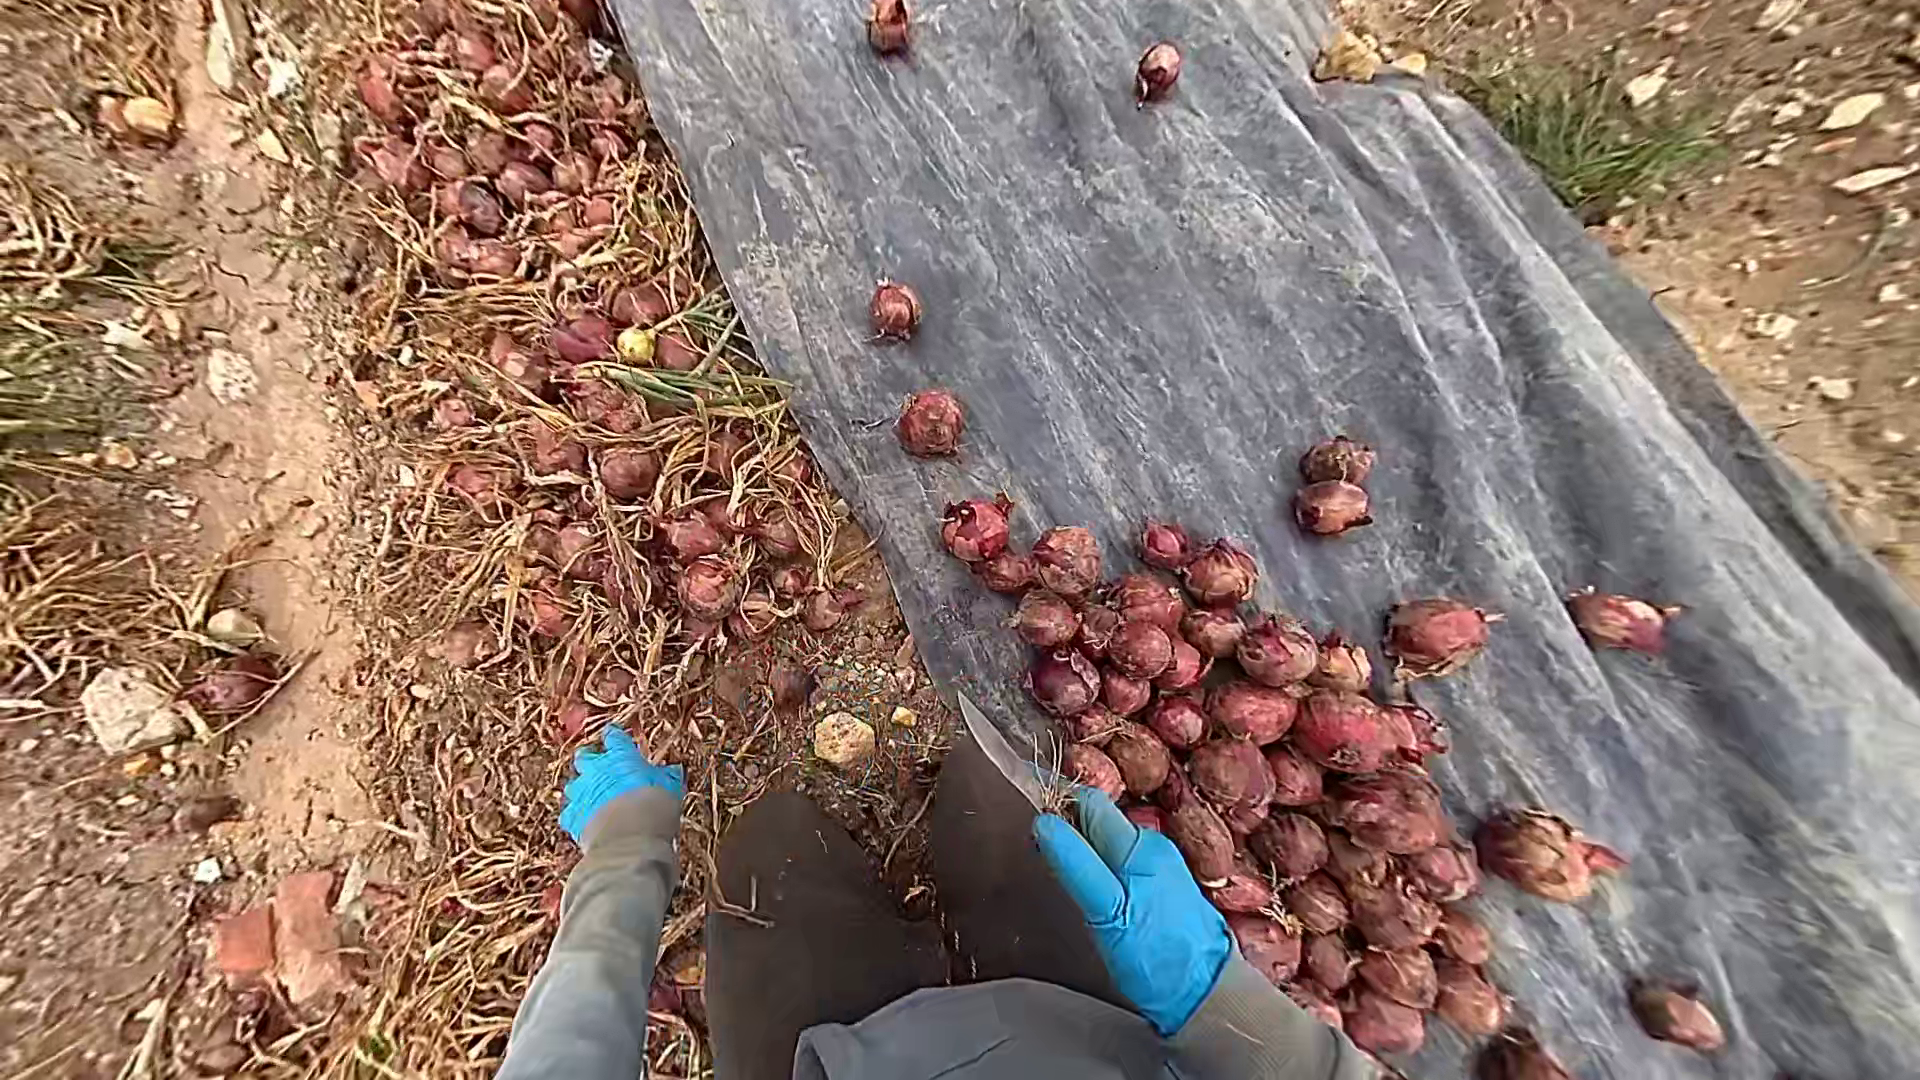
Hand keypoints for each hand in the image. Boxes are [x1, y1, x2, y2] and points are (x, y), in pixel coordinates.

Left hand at [559, 727, 685, 842]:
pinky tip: (587, 819)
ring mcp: (582, 793)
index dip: (614, 735)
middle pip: (585, 757)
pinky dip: (577, 814)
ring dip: (582, 788)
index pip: (614, 737)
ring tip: (593, 793)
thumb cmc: (654, 806)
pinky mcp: (572, 818)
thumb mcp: (669, 785)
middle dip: (589, 758)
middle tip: (597, 762)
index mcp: (621, 756)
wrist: (629, 839)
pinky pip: (570, 812)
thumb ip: (666, 775)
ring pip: (573, 785)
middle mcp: (597, 770)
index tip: (614, 734)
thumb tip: (672, 770)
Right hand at [1033, 787, 1231, 1035]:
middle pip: (1097, 816)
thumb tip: (1042, 822)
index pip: (1088, 799)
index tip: (1035, 822)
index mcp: (1136, 843)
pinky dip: (1102, 863)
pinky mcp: (1164, 880)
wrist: (1211, 999)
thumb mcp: (1107, 913)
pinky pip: (1122, 856)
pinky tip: (1097, 890)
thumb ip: (1075, 863)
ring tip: (1068, 877)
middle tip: (1045, 856)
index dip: (1058, 805)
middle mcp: (1151, 842)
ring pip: (1108, 837)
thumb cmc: (1156, 960)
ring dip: (1084, 847)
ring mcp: (1161, 860)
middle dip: (1068, 828)